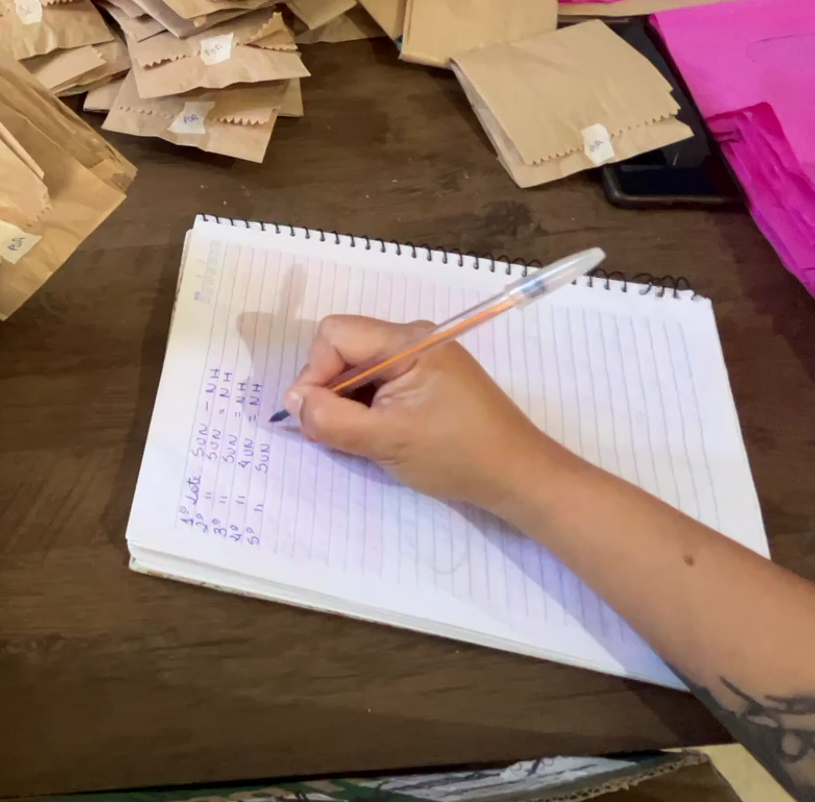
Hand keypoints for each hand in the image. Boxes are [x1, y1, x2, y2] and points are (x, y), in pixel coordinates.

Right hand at [281, 315, 579, 517]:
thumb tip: (293, 402)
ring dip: (345, 399)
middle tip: (329, 431)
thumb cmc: (456, 456)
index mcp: (407, 341)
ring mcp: (421, 357)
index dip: (314, 372)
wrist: (521, 478)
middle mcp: (412, 338)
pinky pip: (376, 379)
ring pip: (356, 365)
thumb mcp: (385, 441)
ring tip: (354, 436)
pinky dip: (364, 404)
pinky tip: (373, 431)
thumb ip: (331, 419)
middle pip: (342, 347)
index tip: (313, 416)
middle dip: (327, 388)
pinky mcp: (426, 377)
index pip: (334, 335)